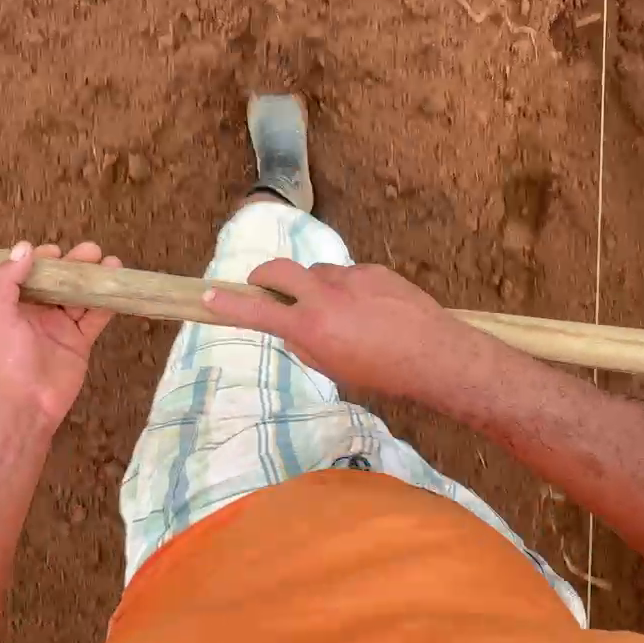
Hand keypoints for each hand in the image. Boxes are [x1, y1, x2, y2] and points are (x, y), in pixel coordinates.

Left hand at [0, 241, 120, 429]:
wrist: (23, 405)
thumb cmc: (5, 357)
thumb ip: (6, 280)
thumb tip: (24, 247)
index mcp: (14, 303)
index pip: (31, 273)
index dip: (44, 259)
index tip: (57, 252)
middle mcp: (38, 311)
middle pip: (60, 281)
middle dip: (76, 264)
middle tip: (92, 251)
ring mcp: (61, 326)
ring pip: (81, 296)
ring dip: (95, 279)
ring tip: (112, 263)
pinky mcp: (81, 341)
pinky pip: (96, 317)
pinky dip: (107, 302)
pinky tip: (118, 288)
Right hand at [200, 259, 490, 402]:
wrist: (435, 354)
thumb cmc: (382, 374)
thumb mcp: (334, 369)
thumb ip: (306, 344)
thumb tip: (293, 328)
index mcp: (311, 325)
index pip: (258, 310)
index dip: (229, 303)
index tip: (208, 295)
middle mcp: (325, 294)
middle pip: (280, 269)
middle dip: (265, 274)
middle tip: (263, 284)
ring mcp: (350, 276)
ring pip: (318, 272)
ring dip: (316, 286)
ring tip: (341, 312)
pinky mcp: (374, 269)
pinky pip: (349, 274)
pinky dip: (348, 288)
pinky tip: (371, 309)